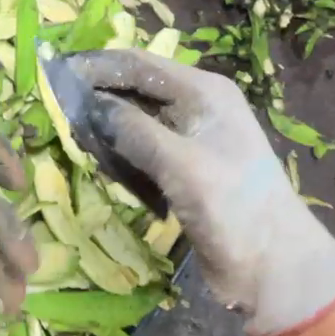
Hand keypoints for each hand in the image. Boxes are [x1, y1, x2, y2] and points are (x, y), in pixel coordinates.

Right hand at [66, 49, 334, 335]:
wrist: (277, 271)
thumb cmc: (235, 207)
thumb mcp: (182, 165)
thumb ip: (133, 130)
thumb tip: (88, 105)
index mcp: (203, 90)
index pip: (139, 64)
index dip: (97, 66)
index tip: (56, 72)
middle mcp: (195, 105)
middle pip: (135, 88)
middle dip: (98, 97)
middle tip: (57, 107)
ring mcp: (190, 137)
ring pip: (135, 118)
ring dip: (106, 127)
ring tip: (74, 135)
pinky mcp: (183, 168)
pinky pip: (141, 148)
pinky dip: (120, 151)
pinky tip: (101, 162)